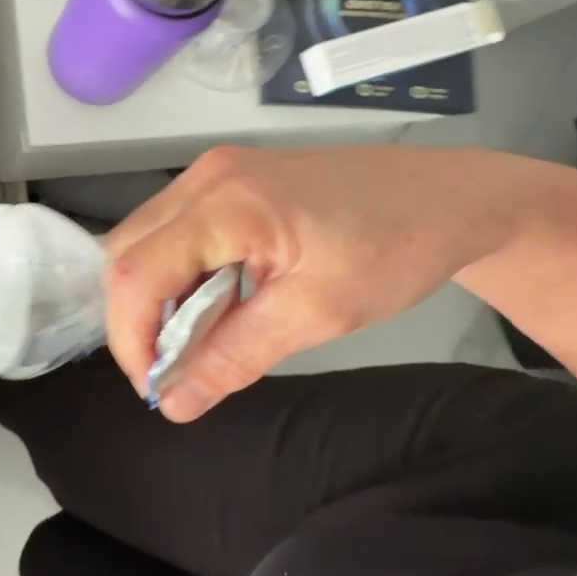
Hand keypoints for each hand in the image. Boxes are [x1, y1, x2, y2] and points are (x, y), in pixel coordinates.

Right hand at [105, 145, 510, 421]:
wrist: (450, 198)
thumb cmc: (394, 251)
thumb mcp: (317, 314)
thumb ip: (234, 357)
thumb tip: (173, 403)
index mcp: (227, 203)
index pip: (136, 272)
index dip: (132, 338)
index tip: (159, 389)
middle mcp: (206, 177)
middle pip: (126, 251)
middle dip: (136, 319)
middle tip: (174, 369)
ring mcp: (216, 171)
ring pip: (145, 239)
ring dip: (156, 297)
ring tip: (196, 342)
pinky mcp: (230, 178)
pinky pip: (175, 229)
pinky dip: (179, 274)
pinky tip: (216, 303)